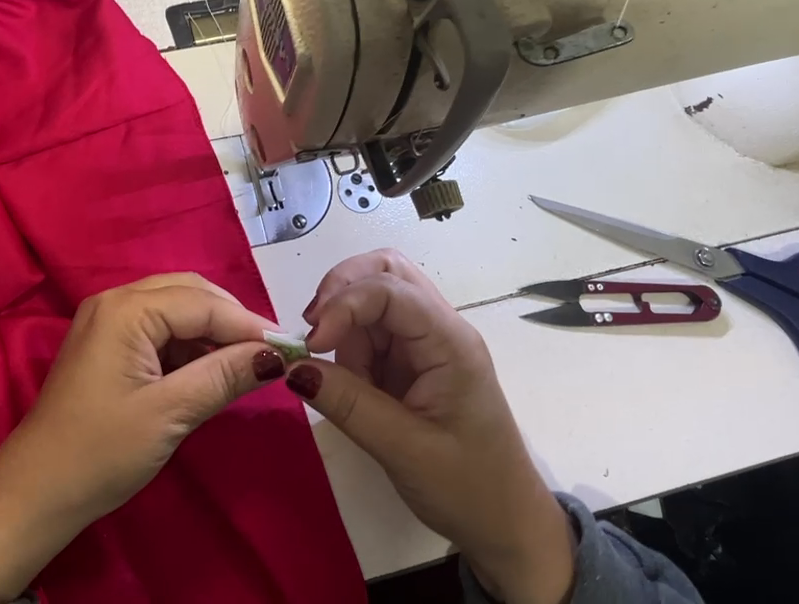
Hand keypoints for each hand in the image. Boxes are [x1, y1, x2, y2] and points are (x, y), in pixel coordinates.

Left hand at [0, 273, 285, 601]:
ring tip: (247, 363)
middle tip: (271, 353)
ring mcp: (108, 320)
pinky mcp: (108, 343)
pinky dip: (190, 345)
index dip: (248, 324)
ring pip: (176, 309)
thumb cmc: (100, 452)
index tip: (290, 348)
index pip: (202, 303)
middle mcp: (116, 301)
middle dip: (232, 321)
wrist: (35, 493)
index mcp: (126, 309)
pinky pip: (160, 328)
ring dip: (212, 332)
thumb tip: (277, 356)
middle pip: (189, 294)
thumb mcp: (169, 414)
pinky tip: (210, 369)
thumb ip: (223, 377)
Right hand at [292, 251, 575, 603]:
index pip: (391, 289)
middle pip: (386, 271)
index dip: (344, 303)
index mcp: (450, 342)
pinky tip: (347, 381)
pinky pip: (371, 332)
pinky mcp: (411, 361)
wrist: (506, 527)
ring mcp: (425, 342)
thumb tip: (291, 366)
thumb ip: (347, 403)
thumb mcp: (403, 450)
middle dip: (341, 289)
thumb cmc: (469, 489)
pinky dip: (348, 345)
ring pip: (373, 297)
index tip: (311, 344)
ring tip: (335, 373)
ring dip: (343, 323)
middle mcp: (439, 328)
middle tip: (313, 332)